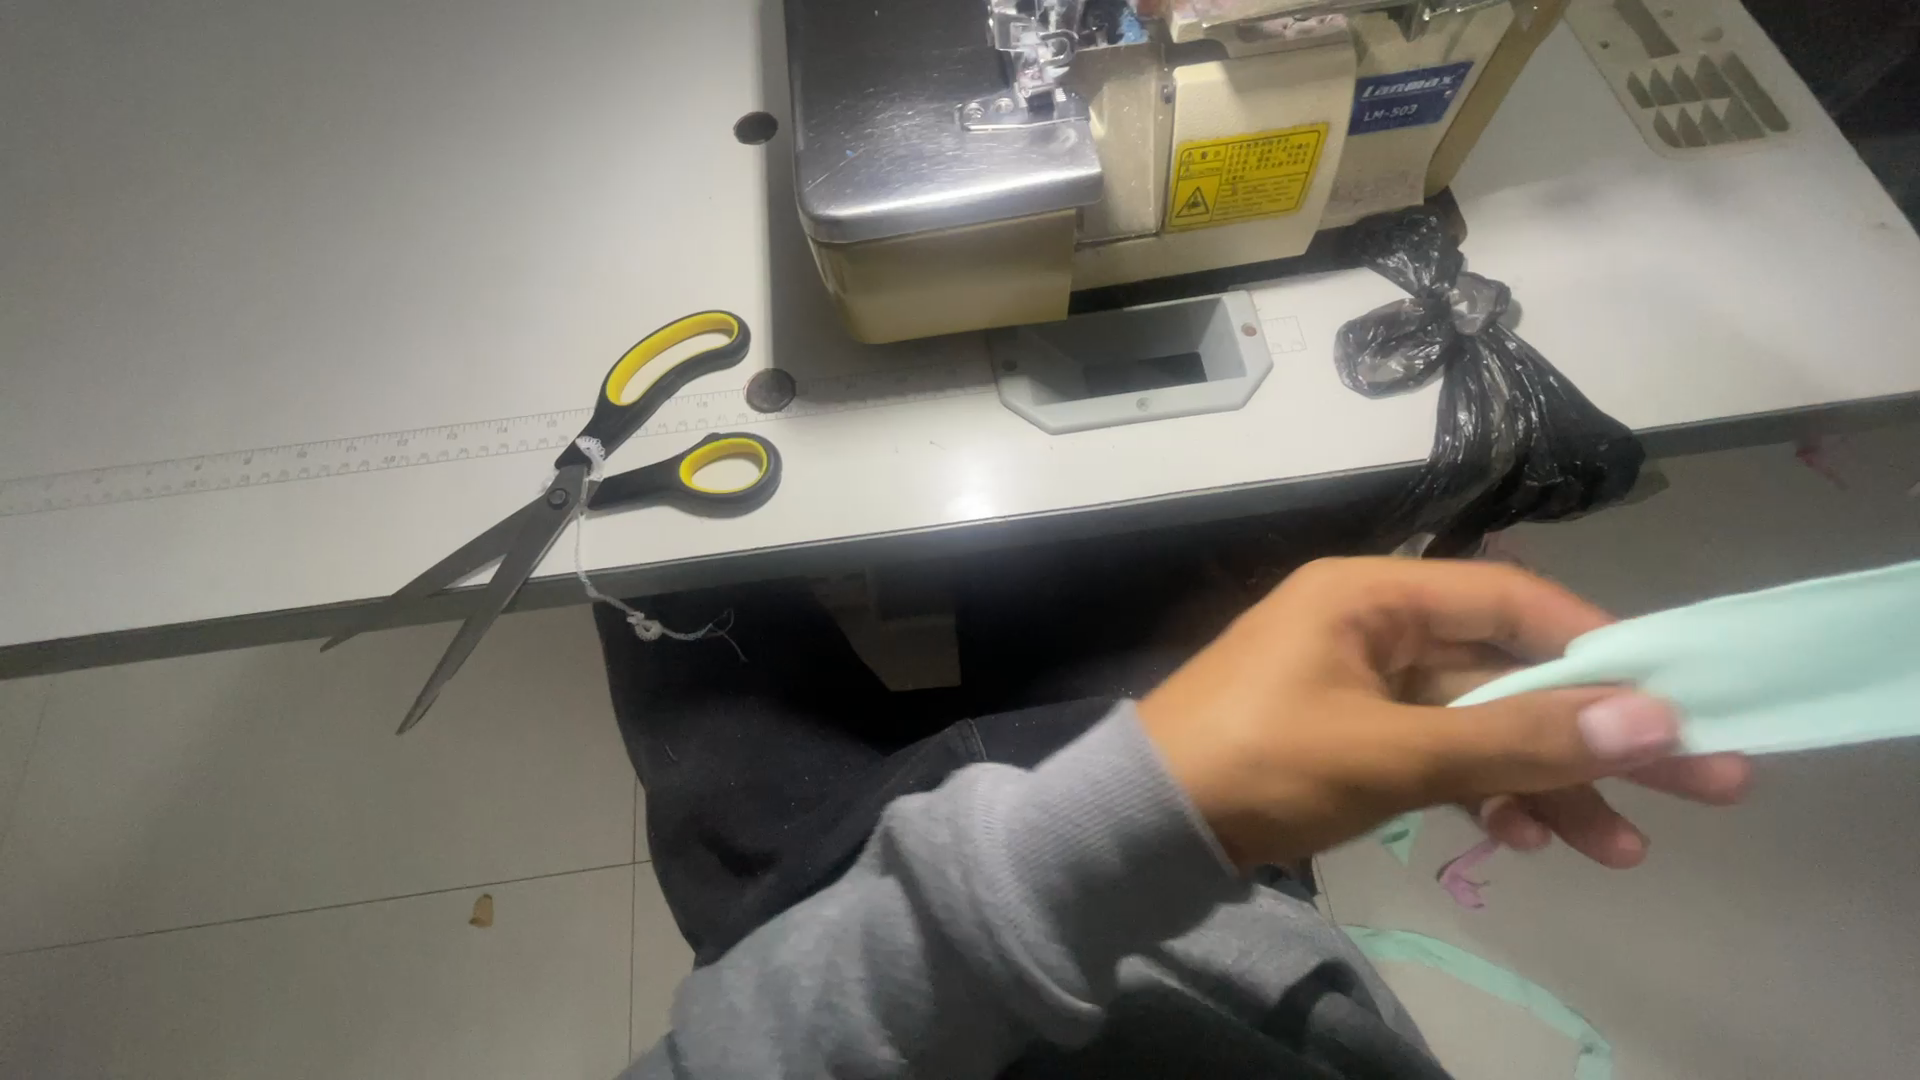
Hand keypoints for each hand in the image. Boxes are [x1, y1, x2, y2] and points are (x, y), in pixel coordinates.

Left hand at [1136, 557, 1750, 869]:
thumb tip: (1654, 720)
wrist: (1154, 816)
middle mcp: (1365, 624)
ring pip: (1471, 717)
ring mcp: (1355, 680)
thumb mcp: (1390, 753)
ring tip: (1617, 850)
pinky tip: (1522, 839)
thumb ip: (1515, 739)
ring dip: (1540, 775)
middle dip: (1586, 729)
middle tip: (1700, 790)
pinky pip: (1431, 748)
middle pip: (1499, 665)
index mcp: (1365, 596)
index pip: (1505, 599)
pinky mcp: (1346, 731)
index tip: (1678, 704)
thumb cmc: (1261, 763)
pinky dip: (1477, 787)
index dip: (1596, 647)